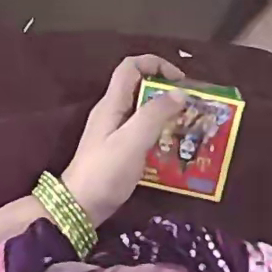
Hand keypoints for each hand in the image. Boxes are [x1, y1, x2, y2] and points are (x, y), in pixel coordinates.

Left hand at [60, 55, 188, 224]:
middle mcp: (111, 112)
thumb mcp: (132, 141)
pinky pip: (141, 131)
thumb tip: (179, 92)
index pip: (131, 67)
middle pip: (140, 87)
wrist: (80, 206)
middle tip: (191, 108)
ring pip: (143, 111)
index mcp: (112, 104)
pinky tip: (174, 147)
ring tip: (189, 127)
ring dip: (165, 114)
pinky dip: (159, 133)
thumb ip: (155, 115)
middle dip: (167, 92)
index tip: (181, 81)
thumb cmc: (105, 172)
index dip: (156, 64)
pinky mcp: (117, 149)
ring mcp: (113, 131)